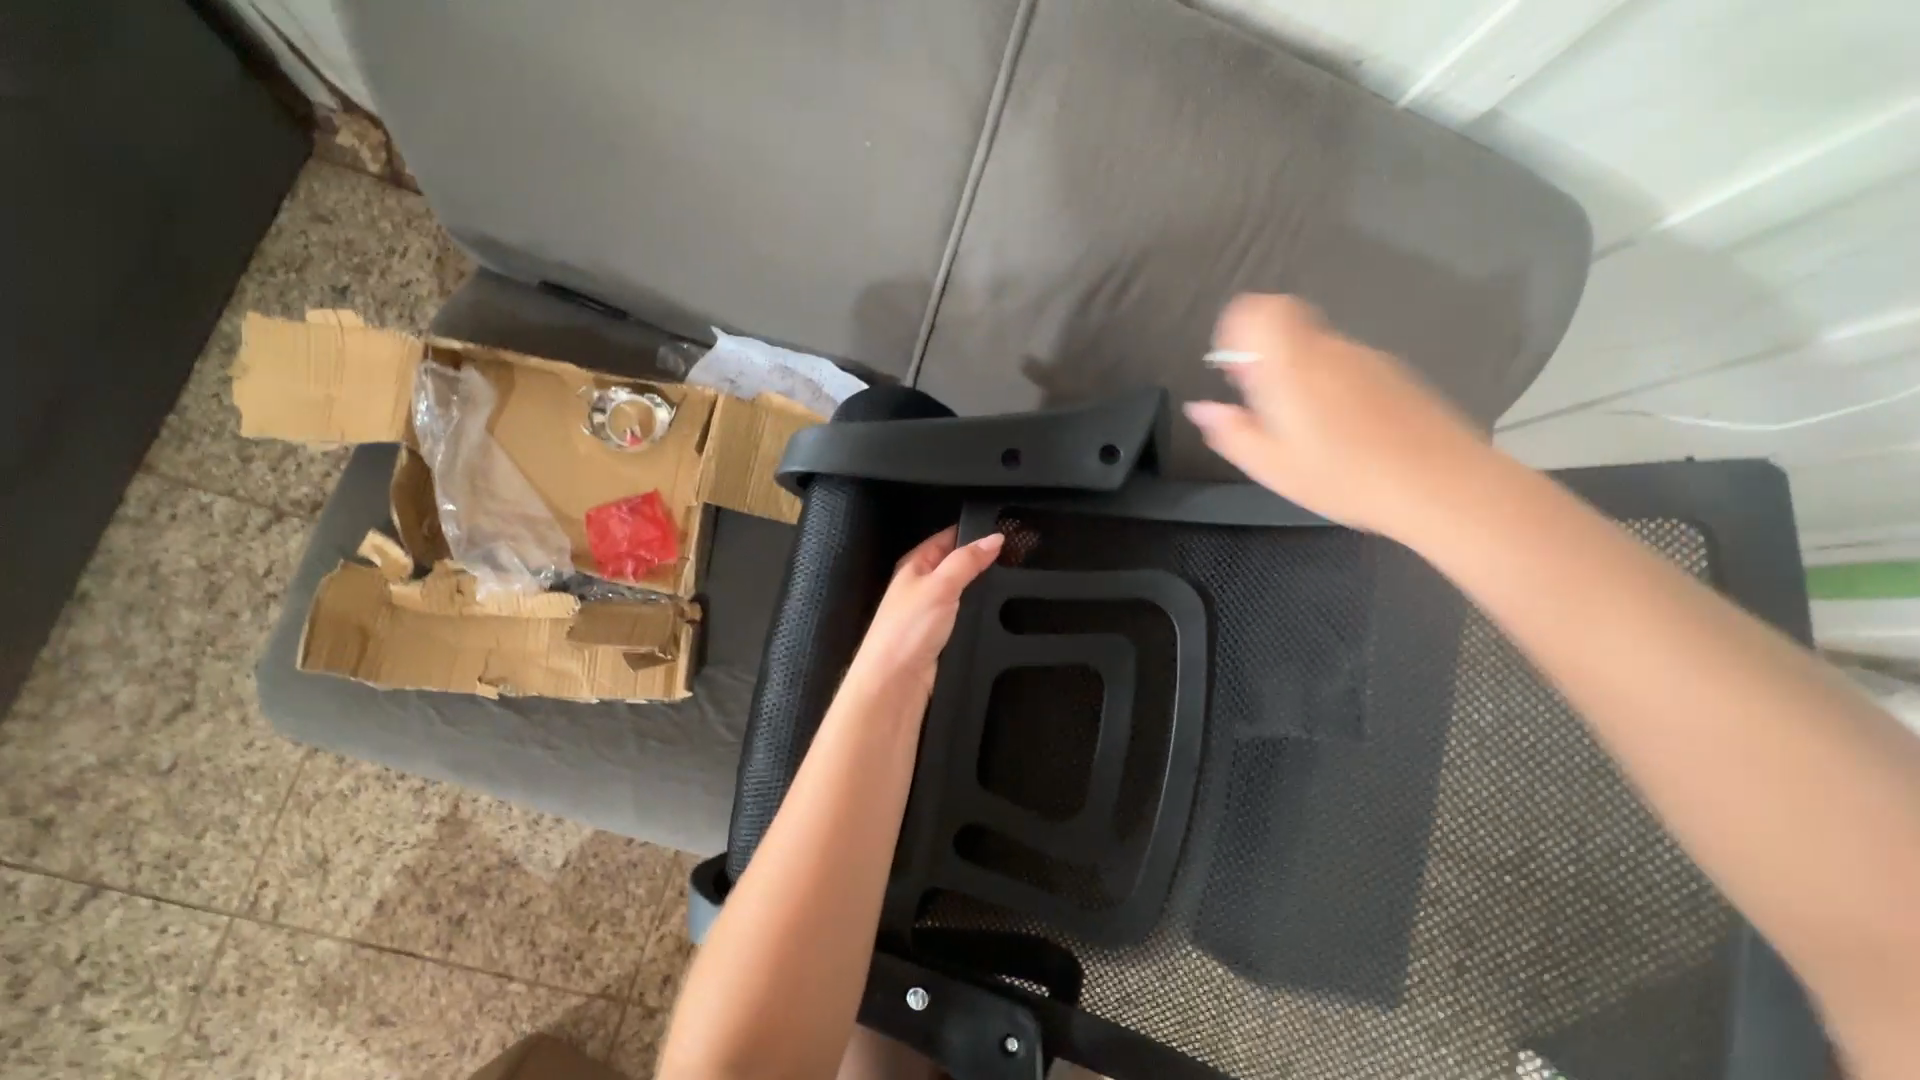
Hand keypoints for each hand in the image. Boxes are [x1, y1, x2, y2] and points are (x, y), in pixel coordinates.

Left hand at [846, 526, 1004, 700]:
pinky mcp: (943, 636)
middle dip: (984, 561)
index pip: (948, 538)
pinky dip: (980, 613)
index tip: (1002, 532)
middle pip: (959, 565)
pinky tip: (997, 610)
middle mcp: (923, 586)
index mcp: (915, 565)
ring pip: (966, 592)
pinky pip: (967, 617)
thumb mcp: (940, 584)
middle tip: (1016, 555)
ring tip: (1013, 579)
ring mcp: (934, 612)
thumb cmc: (905, 630)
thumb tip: (992, 539)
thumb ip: (967, 560)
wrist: (896, 681)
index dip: (973, 532)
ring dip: (983, 589)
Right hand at [1184, 294, 1493, 538]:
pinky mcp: (1395, 375)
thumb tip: (1201, 408)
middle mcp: (1328, 350)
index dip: (1238, 327)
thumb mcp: (1272, 466)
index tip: (1233, 367)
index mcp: (1291, 366)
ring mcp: (1366, 359)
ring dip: (1301, 377)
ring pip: (1319, 352)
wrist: (1440, 485)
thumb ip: (1231, 431)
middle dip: (1268, 360)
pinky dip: (1334, 388)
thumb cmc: (1344, 478)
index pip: (1258, 310)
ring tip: (1307, 431)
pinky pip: (1348, 368)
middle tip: (1265, 410)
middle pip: (1288, 330)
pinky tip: (1344, 433)